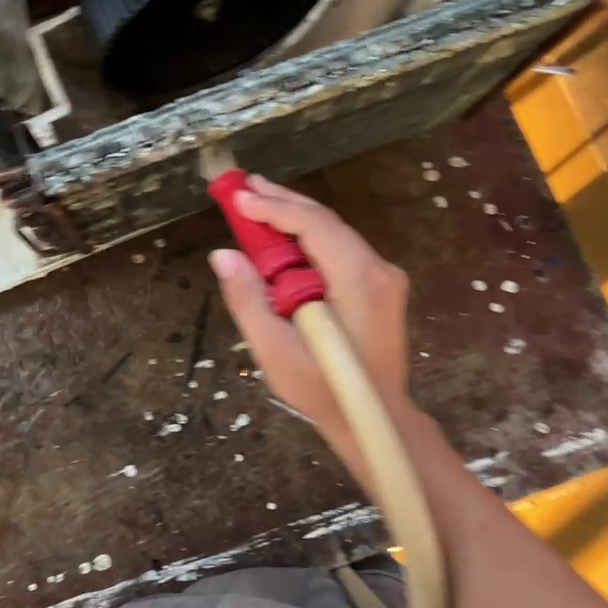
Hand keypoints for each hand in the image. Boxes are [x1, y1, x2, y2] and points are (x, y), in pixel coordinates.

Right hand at [209, 175, 413, 476]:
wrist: (375, 422)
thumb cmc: (323, 391)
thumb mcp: (274, 350)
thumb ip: (248, 299)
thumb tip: (223, 255)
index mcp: (358, 279)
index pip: (313, 225)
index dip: (273, 207)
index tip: (237, 197)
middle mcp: (378, 269)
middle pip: (325, 222)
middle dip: (282, 202)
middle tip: (243, 185)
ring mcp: (383, 278)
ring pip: (333, 234)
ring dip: (294, 218)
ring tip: (257, 202)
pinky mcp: (379, 290)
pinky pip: (339, 252)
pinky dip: (308, 239)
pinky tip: (283, 237)